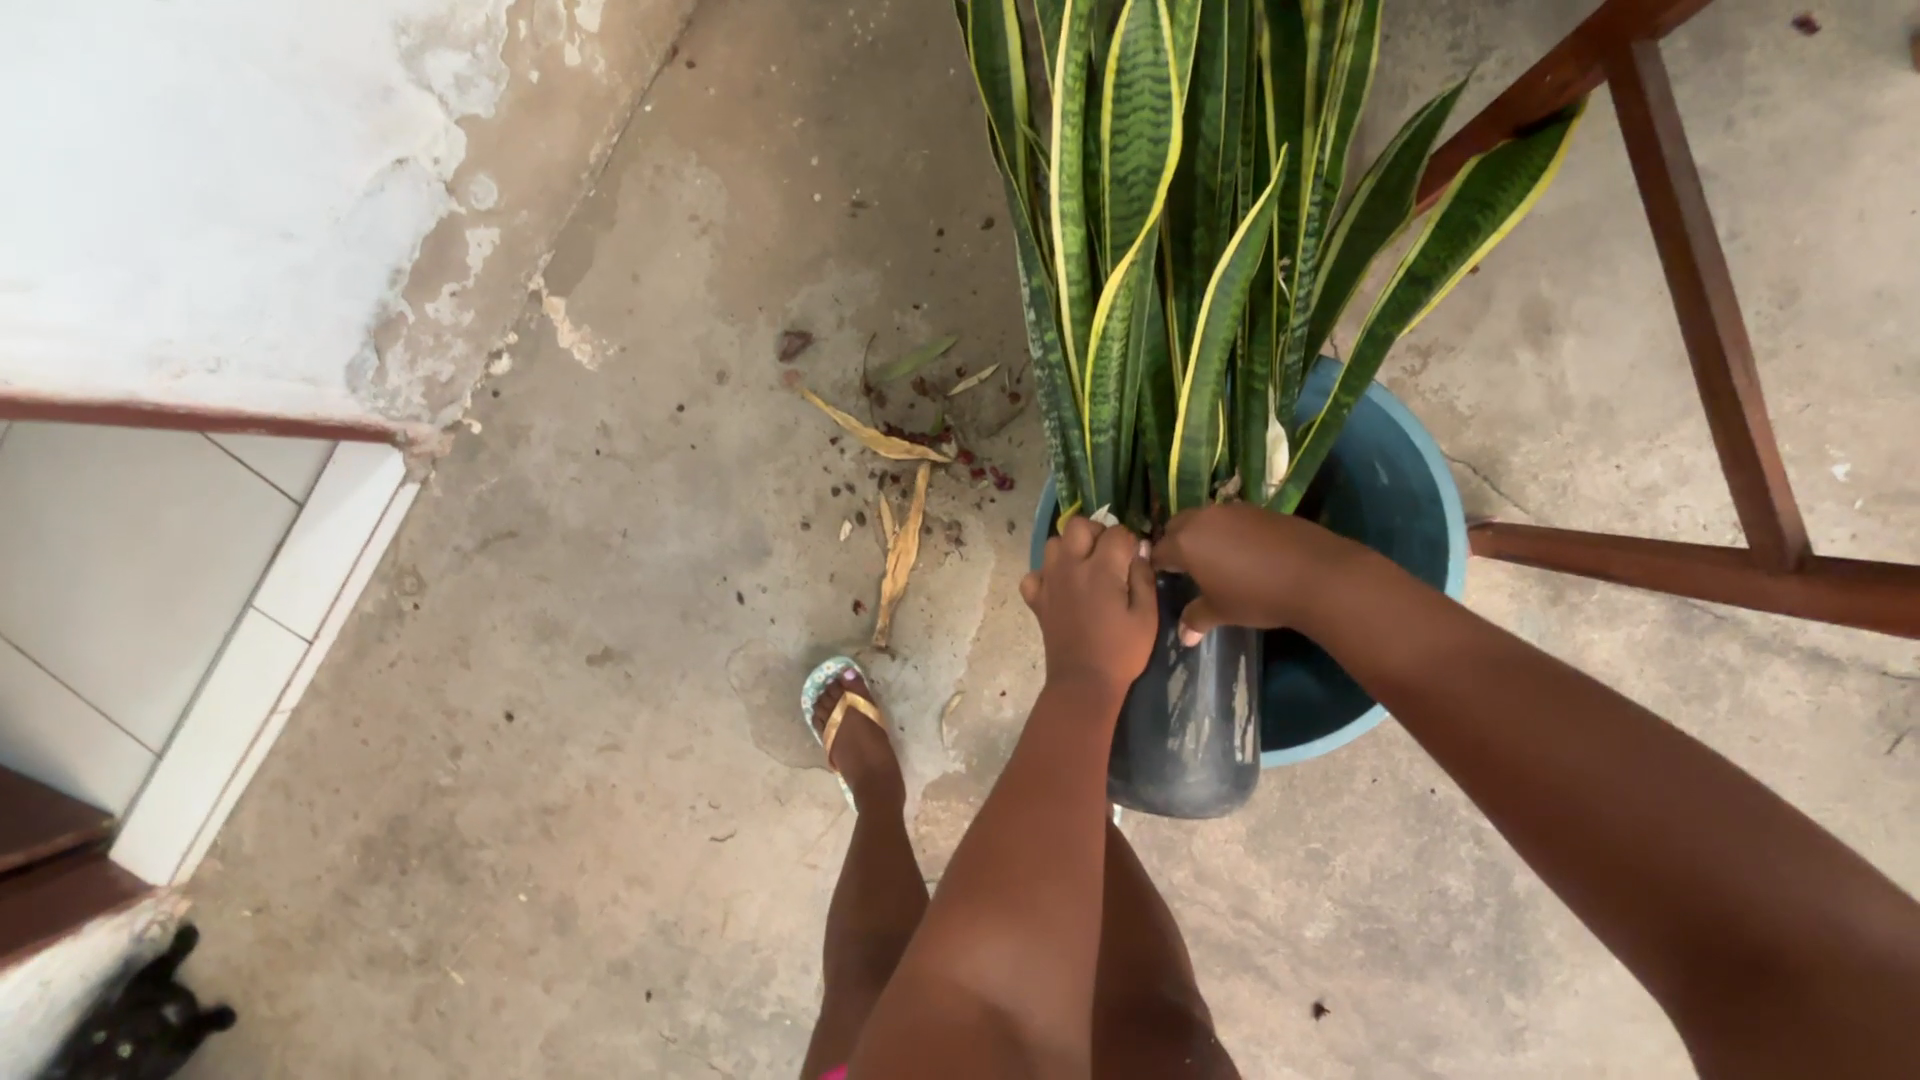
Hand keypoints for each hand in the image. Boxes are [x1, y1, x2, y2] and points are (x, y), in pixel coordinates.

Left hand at [1020, 517, 1156, 693]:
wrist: (1084, 682)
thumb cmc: (1122, 652)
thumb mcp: (1147, 615)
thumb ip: (1143, 576)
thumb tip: (1138, 549)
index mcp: (1101, 569)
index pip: (1116, 533)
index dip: (1129, 541)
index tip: (1135, 558)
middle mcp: (1070, 566)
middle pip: (1078, 525)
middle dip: (1097, 532)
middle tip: (1109, 555)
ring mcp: (1048, 581)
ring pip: (1053, 544)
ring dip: (1070, 549)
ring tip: (1085, 569)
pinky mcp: (1036, 599)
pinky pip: (1034, 574)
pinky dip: (1045, 575)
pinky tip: (1060, 588)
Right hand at [1150, 503, 1366, 643]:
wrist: (1317, 574)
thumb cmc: (1257, 596)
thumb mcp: (1222, 612)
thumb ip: (1197, 618)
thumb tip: (1183, 637)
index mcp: (1185, 543)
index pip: (1158, 551)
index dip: (1157, 566)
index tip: (1162, 580)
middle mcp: (1203, 519)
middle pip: (1177, 525)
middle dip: (1175, 542)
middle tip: (1185, 567)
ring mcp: (1233, 510)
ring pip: (1205, 518)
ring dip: (1203, 534)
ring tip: (1215, 558)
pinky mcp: (1260, 509)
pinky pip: (1232, 518)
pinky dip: (1229, 532)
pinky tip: (1245, 553)